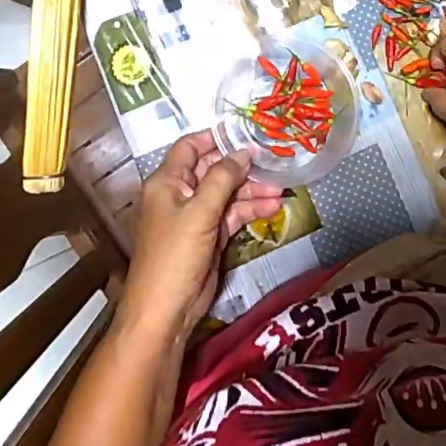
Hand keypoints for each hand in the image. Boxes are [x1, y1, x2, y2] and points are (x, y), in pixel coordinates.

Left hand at [118, 130, 283, 342]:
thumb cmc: (175, 254)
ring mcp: (195, 216)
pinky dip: (250, 211)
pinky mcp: (208, 236)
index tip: (243, 134)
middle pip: (213, 170)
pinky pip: (231, 215)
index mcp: (167, 181)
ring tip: (280, 190)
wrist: (166, 311)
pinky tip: (272, 208)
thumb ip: (222, 179)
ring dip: (251, 191)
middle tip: (271, 163)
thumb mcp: (199, 212)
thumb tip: (243, 153)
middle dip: (241, 167)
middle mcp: (180, 194)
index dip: (214, 138)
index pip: (189, 147)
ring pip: (226, 194)